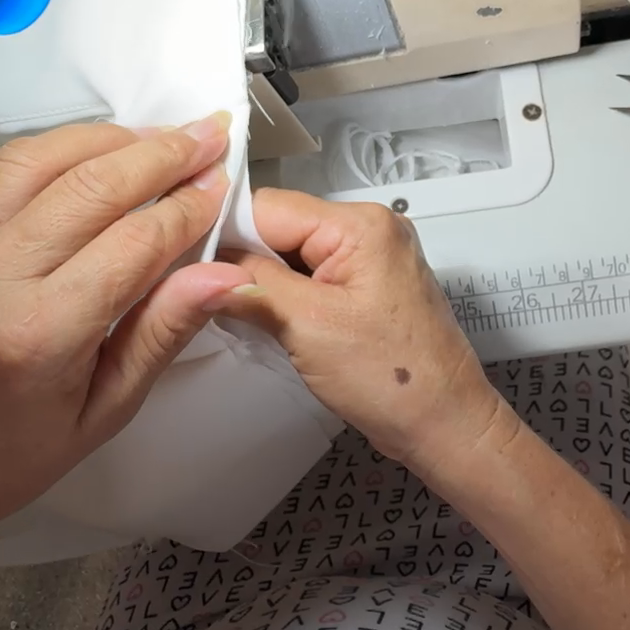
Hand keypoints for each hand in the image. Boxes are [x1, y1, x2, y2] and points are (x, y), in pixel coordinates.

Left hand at [0, 118, 253, 581]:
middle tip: (210, 134)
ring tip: (162, 137)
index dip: (189, 206)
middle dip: (163, 154)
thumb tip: (227, 274)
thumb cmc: (8, 461)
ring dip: (110, 138)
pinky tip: (96, 149)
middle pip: (92, 186)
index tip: (224, 184)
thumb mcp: (107, 412)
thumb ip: (165, 332)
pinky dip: (57, 147)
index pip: (135, 241)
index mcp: (38, 334)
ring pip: (40, 160)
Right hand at [213, 189, 510, 473]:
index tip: (184, 262)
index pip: (271, 207)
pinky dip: (288, 295)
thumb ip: (253, 287)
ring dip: (265, 282)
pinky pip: (314, 274)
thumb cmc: (389, 377)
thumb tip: (202, 268)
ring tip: (238, 313)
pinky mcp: (369, 283)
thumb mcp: (308, 327)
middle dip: (246, 261)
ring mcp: (372, 255)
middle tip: (208, 296)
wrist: (444, 421)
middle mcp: (370, 227)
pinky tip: (269, 319)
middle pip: (282, 227)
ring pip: (295, 253)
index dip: (225, 233)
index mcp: (361, 224)